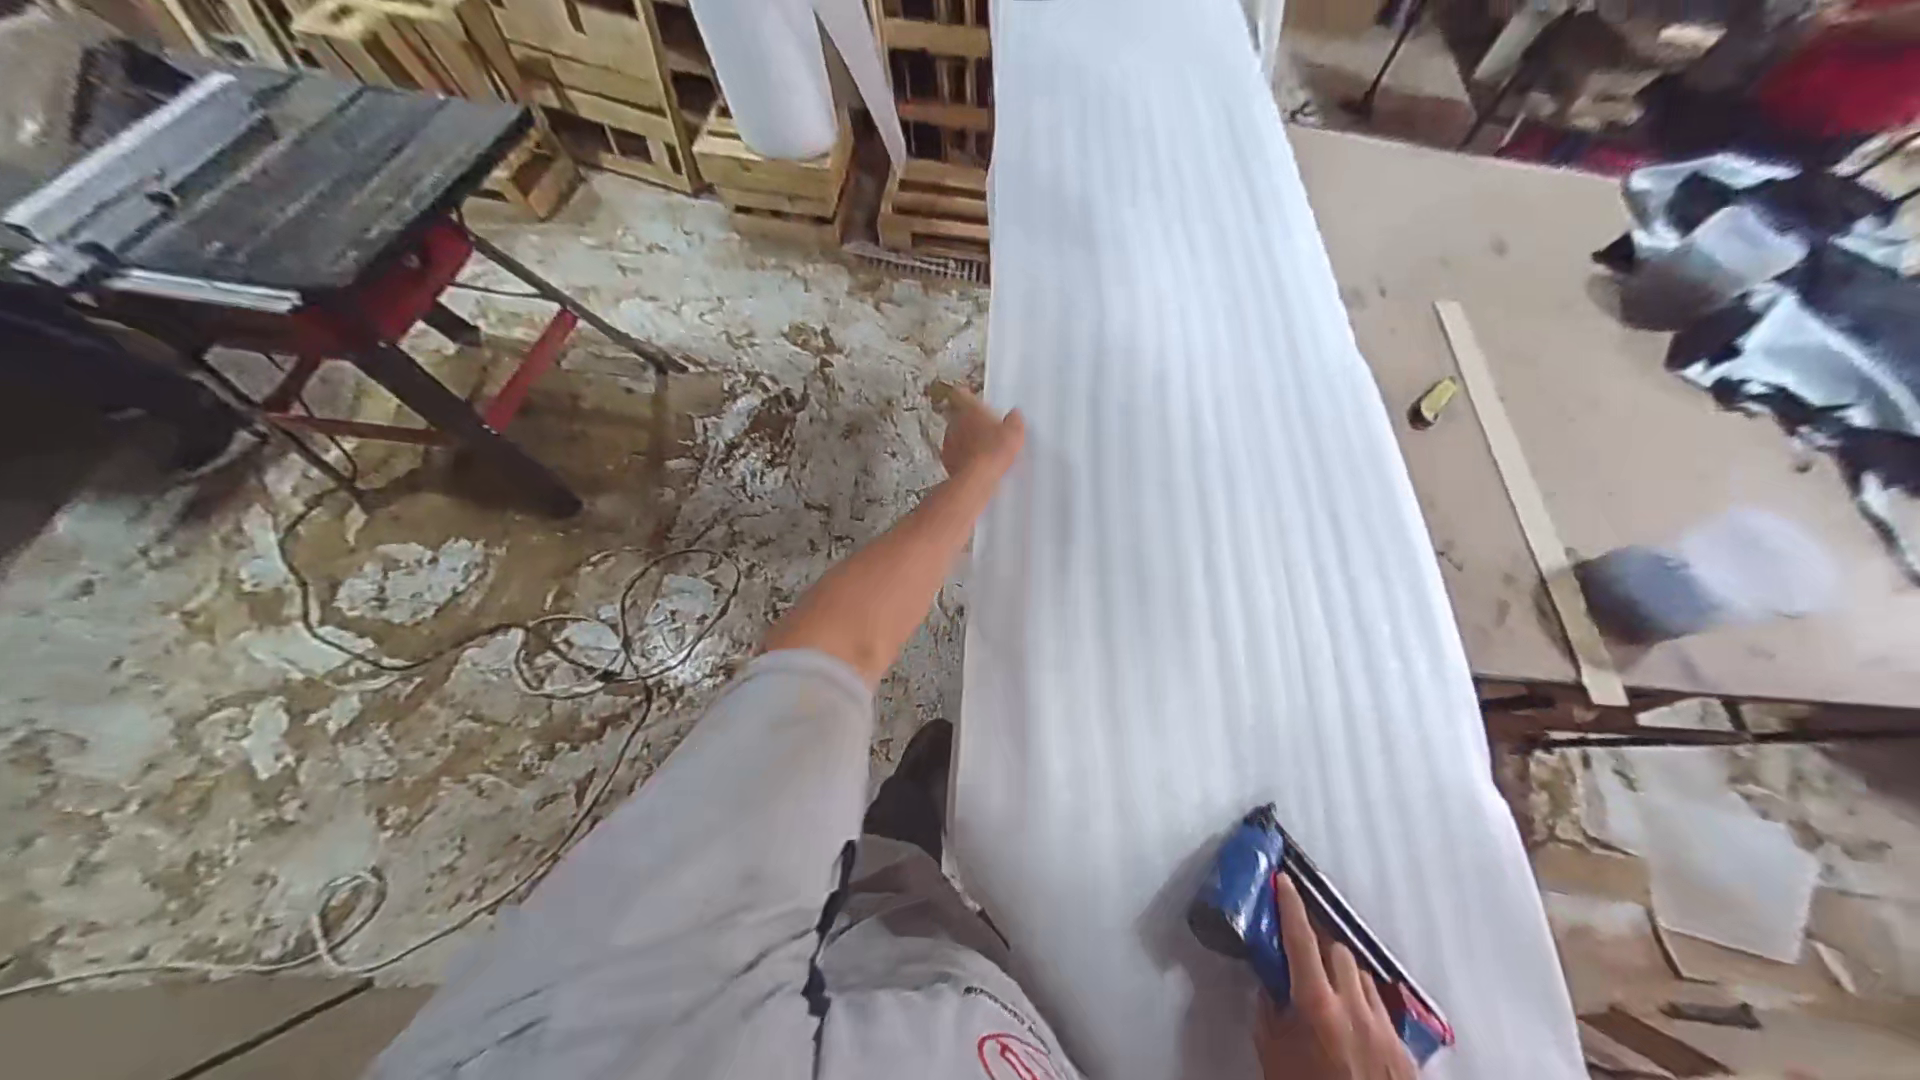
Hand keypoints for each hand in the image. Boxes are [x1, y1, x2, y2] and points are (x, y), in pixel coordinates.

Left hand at [937, 385, 1024, 481]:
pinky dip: (963, 456)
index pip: (960, 393)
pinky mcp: (946, 459)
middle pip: (959, 415)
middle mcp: (955, 422)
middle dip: (970, 420)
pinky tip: (977, 462)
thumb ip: (1015, 420)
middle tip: (986, 428)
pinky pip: (955, 453)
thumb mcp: (1014, 433)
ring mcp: (948, 441)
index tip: (971, 397)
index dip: (965, 395)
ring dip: (966, 439)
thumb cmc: (994, 450)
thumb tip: (1016, 415)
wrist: (977, 477)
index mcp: (969, 408)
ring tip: (983, 448)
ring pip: (955, 434)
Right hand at [1254, 875, 1415, 1079]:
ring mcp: (1384, 1028)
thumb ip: (1270, 1014)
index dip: (1290, 905)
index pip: (1300, 939)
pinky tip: (1353, 1024)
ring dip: (1343, 973)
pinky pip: (1381, 1010)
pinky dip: (1363, 1004)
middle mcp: (1353, 1007)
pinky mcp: (1405, 1052)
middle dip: (1319, 943)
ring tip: (1328, 989)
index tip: (1284, 880)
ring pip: (1363, 977)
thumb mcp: (1272, 1055)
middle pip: (1338, 950)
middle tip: (1302, 949)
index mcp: (1316, 1004)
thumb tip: (1270, 988)